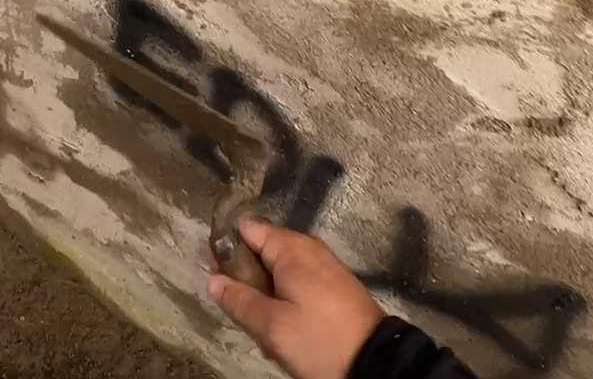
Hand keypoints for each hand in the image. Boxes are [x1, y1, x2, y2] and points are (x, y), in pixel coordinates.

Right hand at [206, 216, 386, 378]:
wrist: (379, 365)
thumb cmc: (320, 340)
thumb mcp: (272, 327)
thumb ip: (239, 301)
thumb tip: (212, 279)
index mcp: (290, 246)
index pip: (246, 228)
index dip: (226, 247)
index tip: (217, 274)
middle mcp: (307, 246)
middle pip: (262, 249)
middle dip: (247, 277)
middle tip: (243, 310)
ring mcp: (324, 264)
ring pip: (280, 270)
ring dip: (267, 293)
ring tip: (265, 326)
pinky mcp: (335, 284)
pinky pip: (299, 281)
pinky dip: (287, 299)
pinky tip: (288, 327)